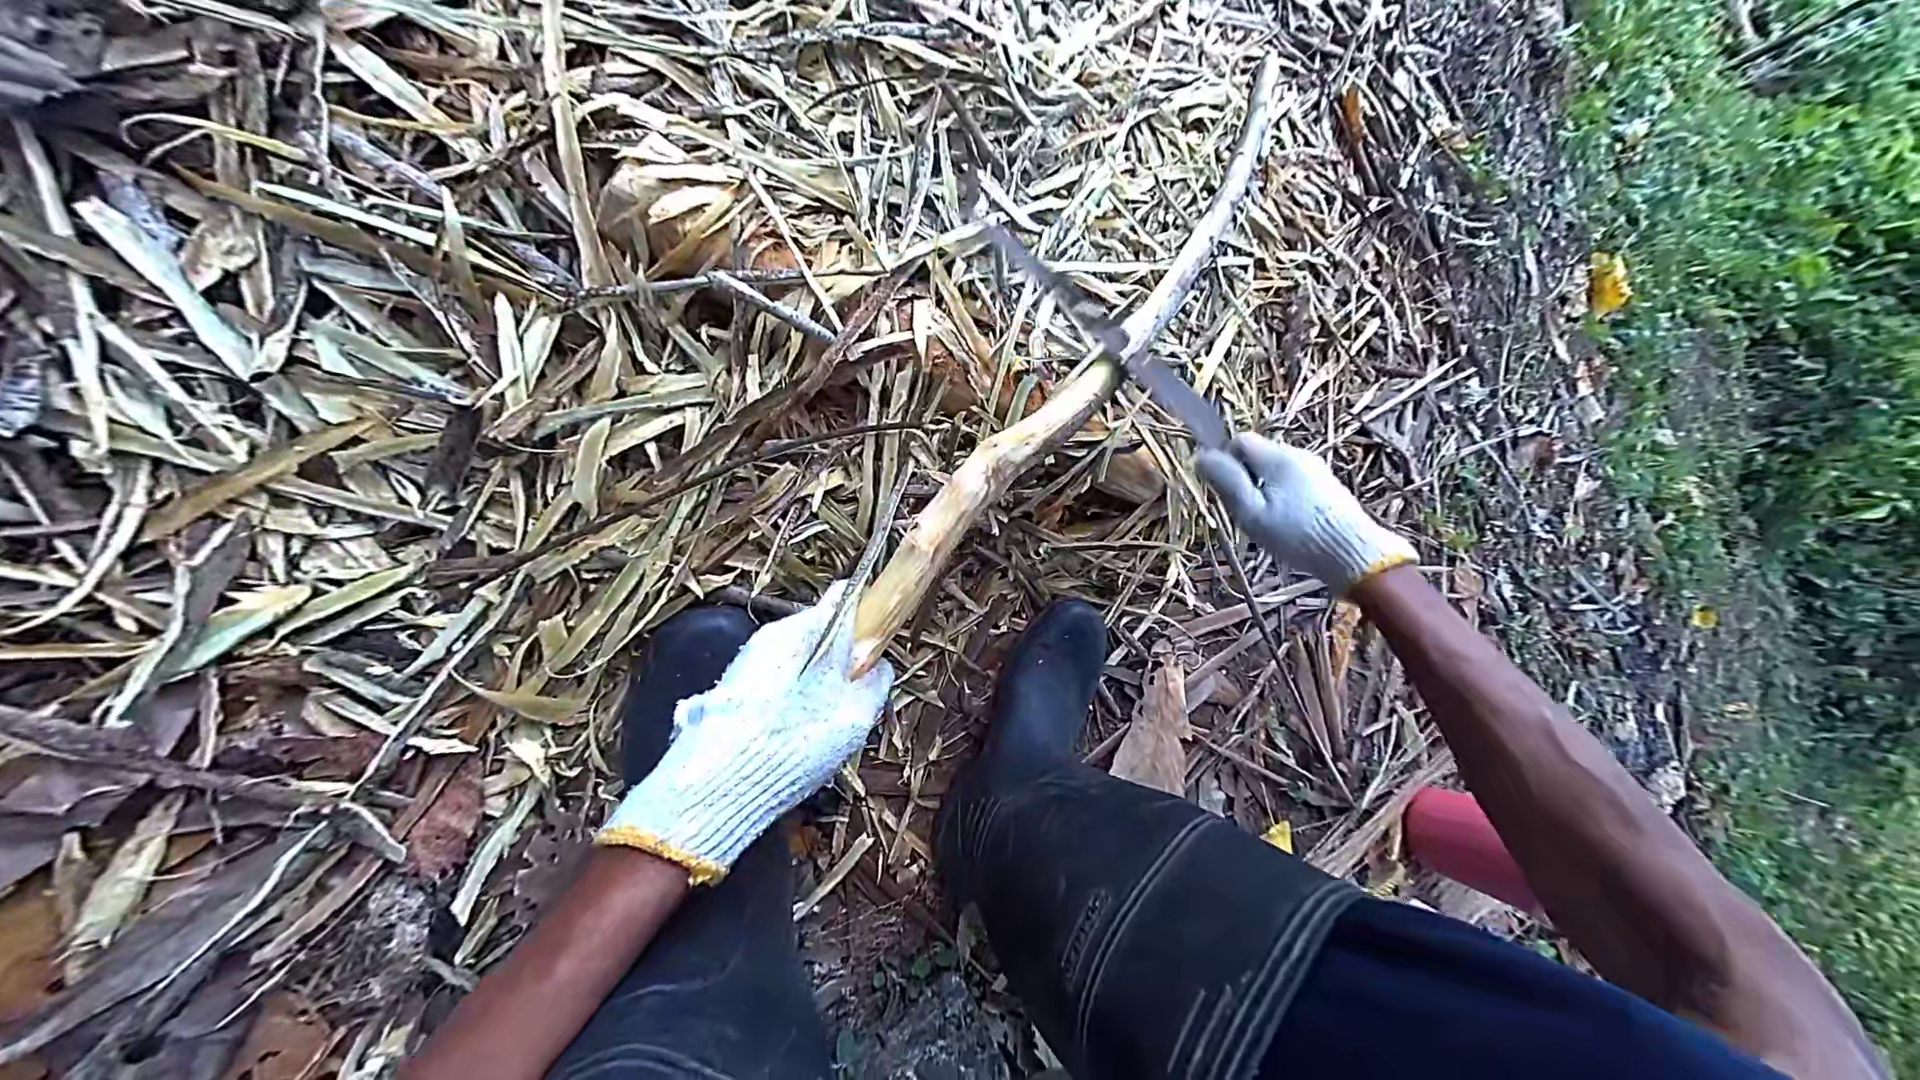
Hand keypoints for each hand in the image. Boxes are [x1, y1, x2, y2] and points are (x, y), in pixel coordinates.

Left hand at [597, 581, 893, 882]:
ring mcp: (744, 662)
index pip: (842, 600)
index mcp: (803, 629)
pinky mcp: (726, 689)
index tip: (874, 645)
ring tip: (819, 724)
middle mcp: (769, 636)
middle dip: (837, 659)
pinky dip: (786, 700)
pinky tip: (790, 734)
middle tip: (850, 698)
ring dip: (811, 682)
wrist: (718, 788)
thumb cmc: (793, 745)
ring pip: (792, 660)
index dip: (863, 619)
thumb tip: (878, 665)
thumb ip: (874, 683)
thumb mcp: (854, 715)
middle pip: (817, 633)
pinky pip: (770, 682)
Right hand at [1196, 434, 1415, 593]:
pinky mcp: (1326, 485)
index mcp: (1277, 457)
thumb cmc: (1296, 535)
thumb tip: (1201, 456)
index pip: (1239, 440)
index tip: (1224, 490)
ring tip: (1266, 520)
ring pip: (1274, 468)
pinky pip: (1292, 480)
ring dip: (1262, 487)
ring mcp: (1315, 469)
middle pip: (1257, 454)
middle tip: (1244, 510)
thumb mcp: (1251, 511)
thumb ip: (1226, 480)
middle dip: (1243, 476)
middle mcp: (1298, 455)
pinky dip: (1281, 494)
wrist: (1352, 554)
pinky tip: (1287, 521)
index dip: (1224, 459)